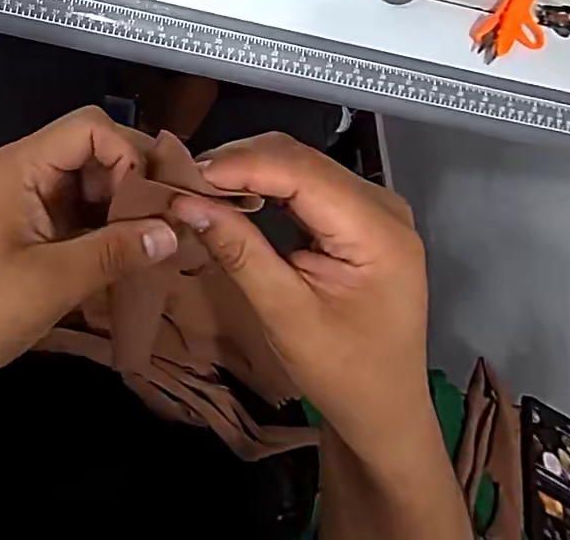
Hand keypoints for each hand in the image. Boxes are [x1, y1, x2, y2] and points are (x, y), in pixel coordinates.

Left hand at [0, 106, 179, 437]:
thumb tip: (174, 232)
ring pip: (91, 178)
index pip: (91, 126)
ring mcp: (28, 196)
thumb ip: (114, 252)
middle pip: (94, 146)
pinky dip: (106, 222)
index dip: (129, 154)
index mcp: (23, 164)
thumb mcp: (50, 283)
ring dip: (123, 202)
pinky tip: (129, 249)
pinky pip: (79, 207)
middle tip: (166, 220)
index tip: (152, 203)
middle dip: (133, 177)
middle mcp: (27, 168)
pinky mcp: (30, 223)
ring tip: (156, 237)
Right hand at [166, 134, 440, 473]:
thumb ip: (238, 251)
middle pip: (299, 158)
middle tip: (185, 181)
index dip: (240, 166)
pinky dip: (263, 181)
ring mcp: (371, 204)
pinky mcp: (356, 211)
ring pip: (297, 161)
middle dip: (238, 163)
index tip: (186, 176)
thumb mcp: (285, 316)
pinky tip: (233, 193)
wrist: (384, 411)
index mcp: (377, 230)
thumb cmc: (343, 374)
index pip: (300, 172)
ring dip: (247, 168)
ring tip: (201, 186)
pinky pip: (303, 180)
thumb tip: (184, 202)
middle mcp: (380, 203)